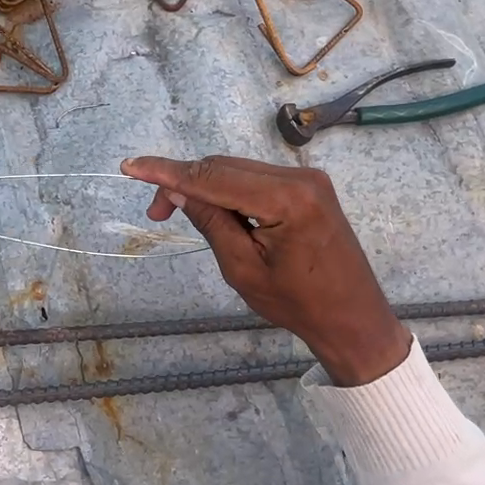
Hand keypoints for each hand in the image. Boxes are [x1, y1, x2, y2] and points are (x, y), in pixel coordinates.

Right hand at [120, 155, 409, 385]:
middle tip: (155, 213)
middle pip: (222, 167)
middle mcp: (299, 177)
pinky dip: (226, 189)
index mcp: (287, 199)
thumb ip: (210, 221)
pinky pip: (253, 178)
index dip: (166, 172)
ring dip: (203, 186)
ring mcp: (306, 179)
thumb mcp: (242, 268)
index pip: (212, 176)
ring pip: (235, 170)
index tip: (130, 166)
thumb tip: (177, 189)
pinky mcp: (307, 186)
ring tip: (180, 214)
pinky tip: (214, 209)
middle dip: (183, 183)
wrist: (354, 319)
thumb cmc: (298, 303)